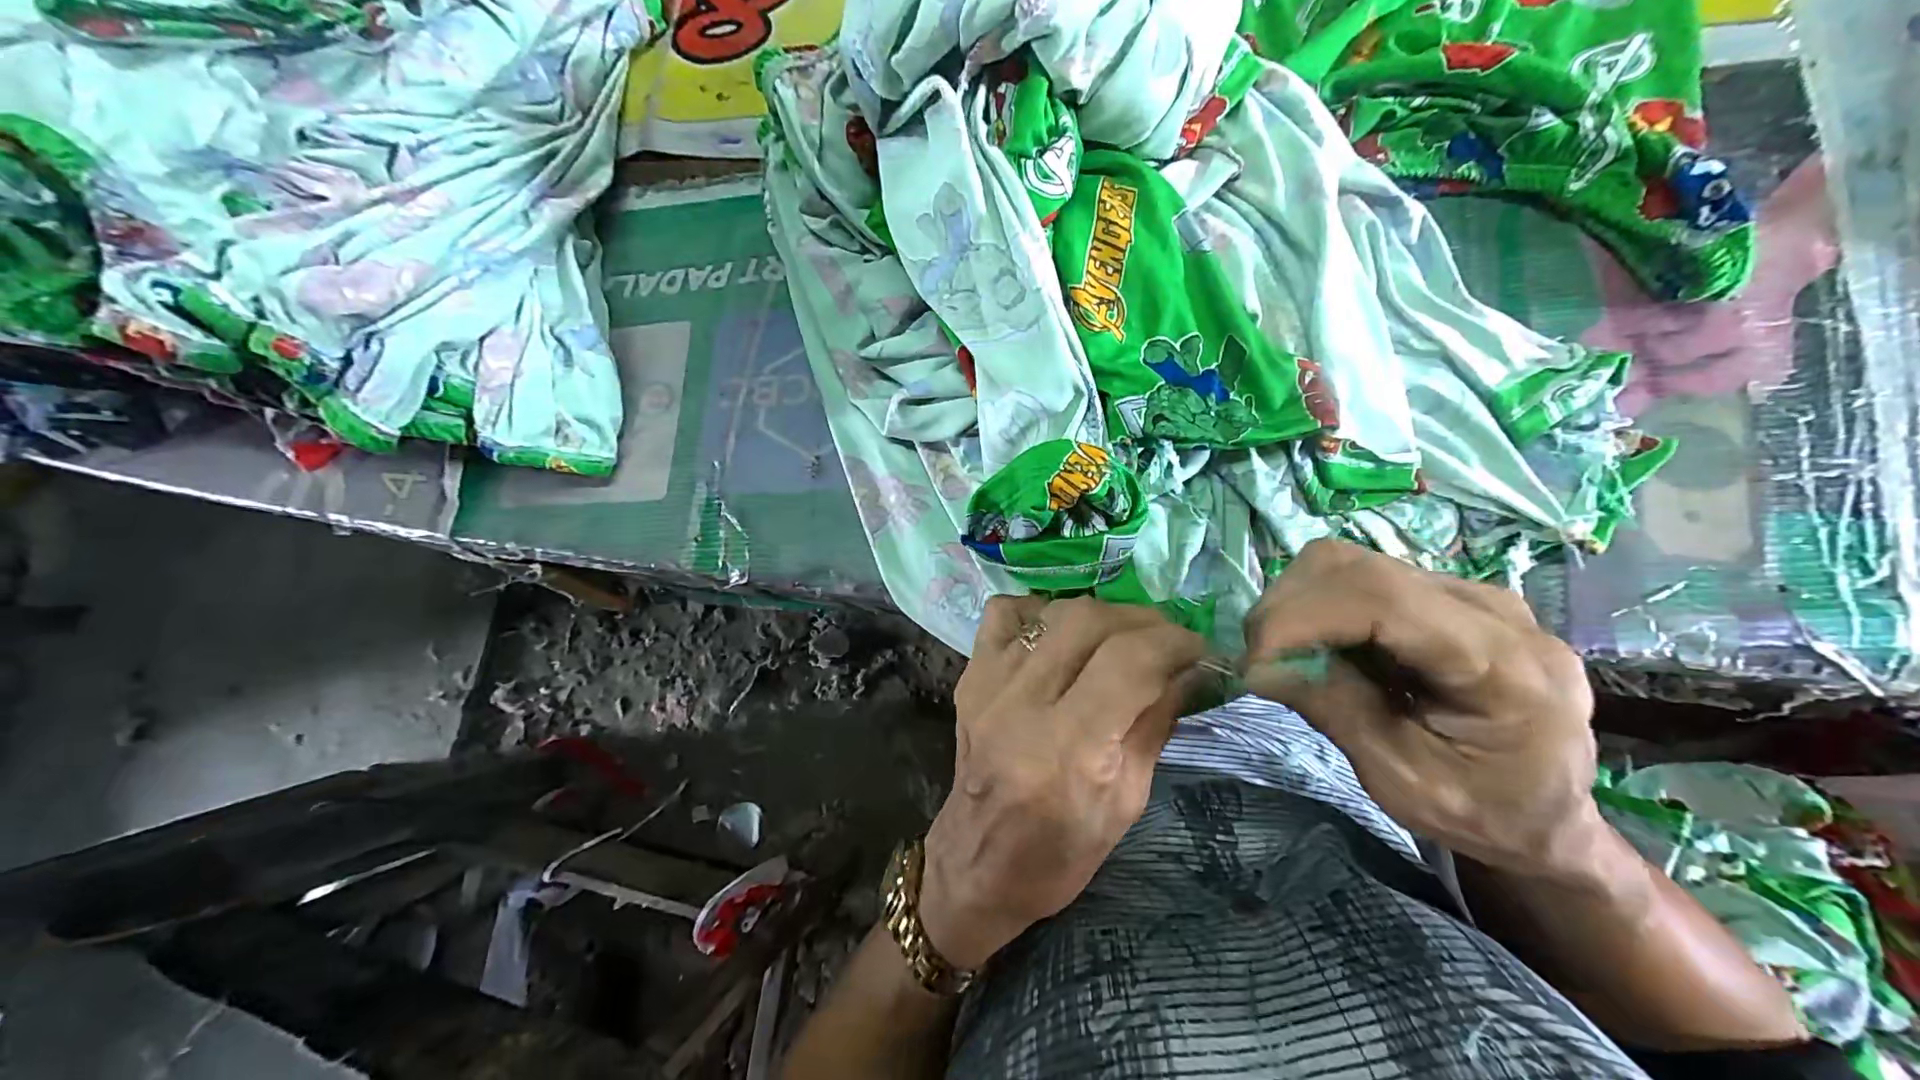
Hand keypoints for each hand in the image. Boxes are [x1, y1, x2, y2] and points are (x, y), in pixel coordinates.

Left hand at [918, 596, 1207, 969]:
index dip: (1175, 643)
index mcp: (1067, 749)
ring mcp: (988, 684)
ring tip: (1123, 638)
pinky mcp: (970, 676)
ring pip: (1054, 611)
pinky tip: (1062, 636)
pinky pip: (1006, 613)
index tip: (1200, 649)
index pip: (1128, 662)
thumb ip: (1156, 724)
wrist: (978, 863)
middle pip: (1090, 621)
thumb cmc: (1060, 853)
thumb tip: (1191, 668)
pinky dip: (1042, 611)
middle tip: (1167, 641)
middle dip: (1143, 622)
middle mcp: (1022, 704)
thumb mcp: (1127, 802)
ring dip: (1101, 616)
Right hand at [1242, 539, 1607, 882]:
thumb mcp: (1404, 782)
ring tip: (1285, 656)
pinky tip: (1320, 648)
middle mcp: (1491, 609)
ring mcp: (1469, 593)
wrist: (1549, 815)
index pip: (1384, 600)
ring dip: (1296, 604)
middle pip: (1358, 567)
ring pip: (1350, 562)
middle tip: (1259, 665)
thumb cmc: (1485, 813)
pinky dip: (1316, 606)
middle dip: (1287, 609)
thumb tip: (1258, 667)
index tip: (1253, 662)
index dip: (1302, 617)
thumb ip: (1337, 712)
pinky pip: (1359, 577)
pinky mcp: (1444, 593)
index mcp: (1503, 666)